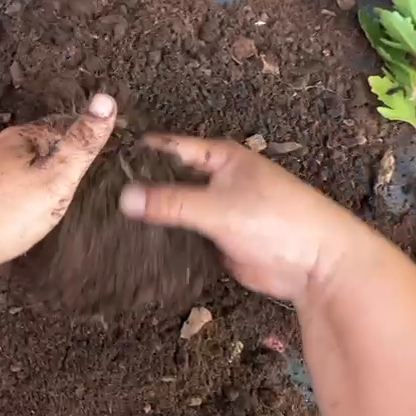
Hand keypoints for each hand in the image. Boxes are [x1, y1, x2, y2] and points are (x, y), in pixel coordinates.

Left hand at [0, 94, 116, 290]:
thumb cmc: (2, 214)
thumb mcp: (55, 178)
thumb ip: (81, 144)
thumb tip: (106, 101)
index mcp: (17, 138)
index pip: (63, 127)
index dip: (85, 141)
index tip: (106, 153)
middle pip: (43, 150)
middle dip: (64, 163)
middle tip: (90, 175)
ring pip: (26, 173)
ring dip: (45, 184)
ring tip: (66, 198)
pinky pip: (13, 195)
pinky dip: (27, 203)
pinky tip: (35, 217)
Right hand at [116, 134, 388, 305]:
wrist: (320, 267)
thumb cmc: (278, 221)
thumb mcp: (217, 207)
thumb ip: (168, 202)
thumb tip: (121, 197)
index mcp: (219, 157)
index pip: (166, 148)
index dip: (135, 153)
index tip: (99, 162)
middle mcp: (214, 178)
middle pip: (166, 178)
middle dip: (138, 185)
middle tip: (96, 194)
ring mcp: (214, 209)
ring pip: (172, 207)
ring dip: (149, 214)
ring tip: (105, 219)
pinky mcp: (215, 237)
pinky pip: (180, 233)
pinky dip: (162, 237)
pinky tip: (132, 242)